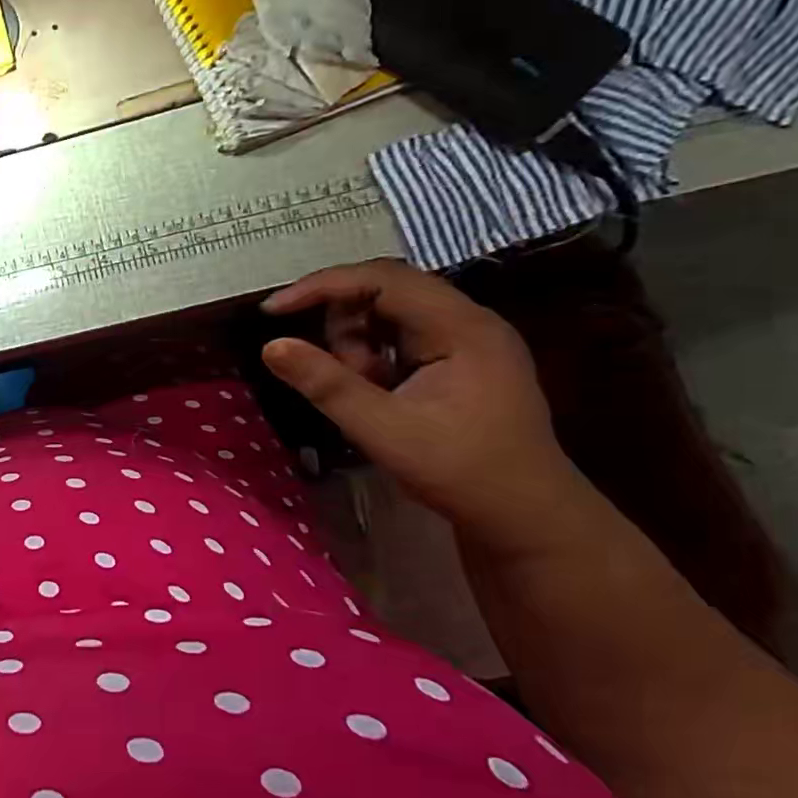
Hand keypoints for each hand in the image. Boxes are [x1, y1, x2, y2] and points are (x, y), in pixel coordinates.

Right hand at [259, 260, 583, 538]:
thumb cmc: (460, 472)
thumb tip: (271, 346)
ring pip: (388, 314)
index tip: (273, 311)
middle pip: (384, 291)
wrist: (526, 518)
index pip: (382, 279)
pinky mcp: (459, 358)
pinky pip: (400, 337)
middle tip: (335, 373)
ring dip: (358, 346)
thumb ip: (326, 384)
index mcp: (461, 326)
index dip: (322, 287)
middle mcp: (468, 320)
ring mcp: (466, 338)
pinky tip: (379, 392)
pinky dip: (375, 358)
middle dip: (343, 326)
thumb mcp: (383, 429)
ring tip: (366, 393)